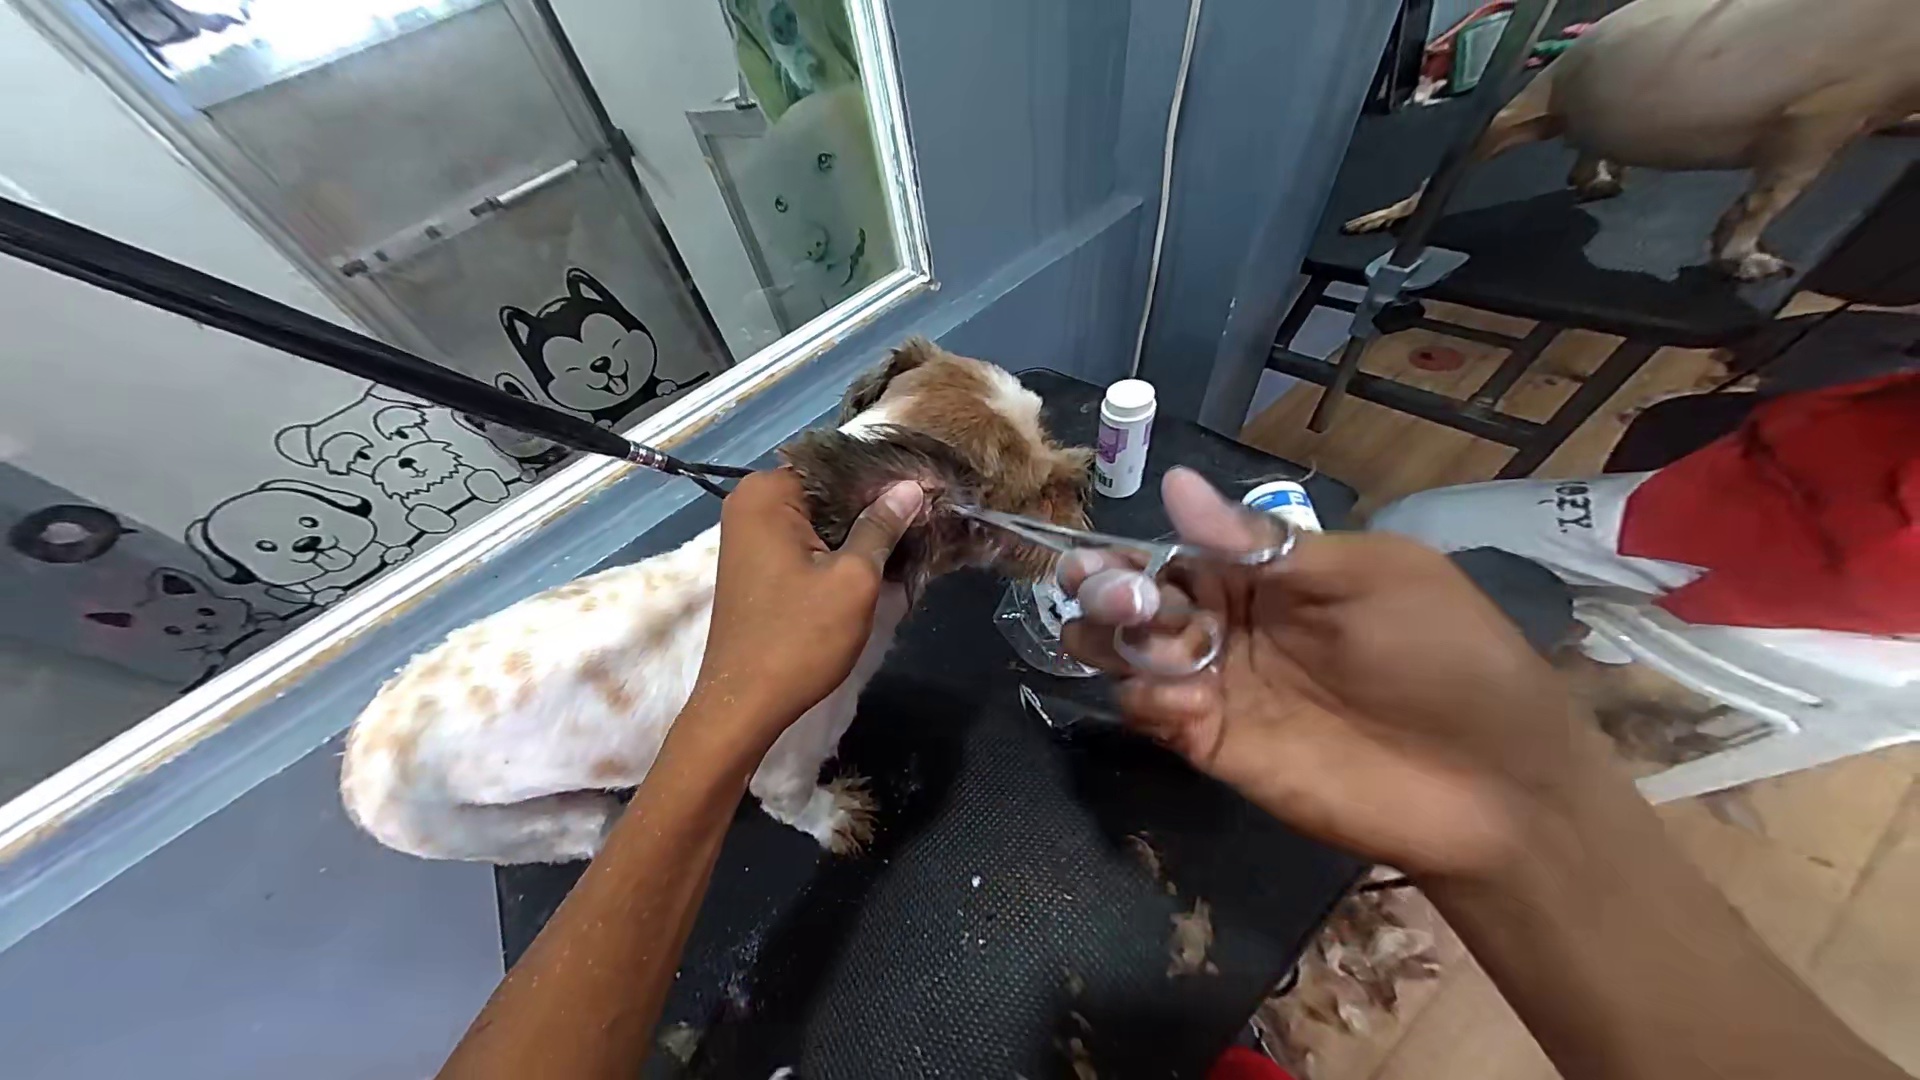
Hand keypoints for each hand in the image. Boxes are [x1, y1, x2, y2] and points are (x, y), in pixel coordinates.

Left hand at [689, 469, 922, 742]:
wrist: (745, 704)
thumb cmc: (799, 638)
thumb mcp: (853, 579)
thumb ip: (881, 526)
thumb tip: (910, 487)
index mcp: (767, 494)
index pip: (840, 465)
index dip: (886, 477)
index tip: (927, 489)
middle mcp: (752, 503)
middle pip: (829, 489)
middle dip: (874, 501)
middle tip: (924, 512)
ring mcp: (752, 534)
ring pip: (822, 515)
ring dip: (860, 526)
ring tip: (909, 531)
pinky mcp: (760, 562)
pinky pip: (808, 538)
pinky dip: (839, 544)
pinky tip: (877, 554)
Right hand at [1060, 468, 1612, 880]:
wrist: (1496, 785)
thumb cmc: (1441, 654)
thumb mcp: (1364, 576)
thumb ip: (1262, 542)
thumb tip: (1174, 481)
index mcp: (1250, 576)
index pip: (1162, 555)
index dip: (1120, 556)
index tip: (1093, 564)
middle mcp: (1217, 624)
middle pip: (1125, 602)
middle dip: (1104, 594)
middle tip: (1124, 601)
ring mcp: (1209, 683)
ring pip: (1120, 653)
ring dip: (1109, 642)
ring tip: (1142, 646)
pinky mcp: (1207, 739)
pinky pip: (1147, 712)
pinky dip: (1148, 701)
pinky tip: (1188, 705)